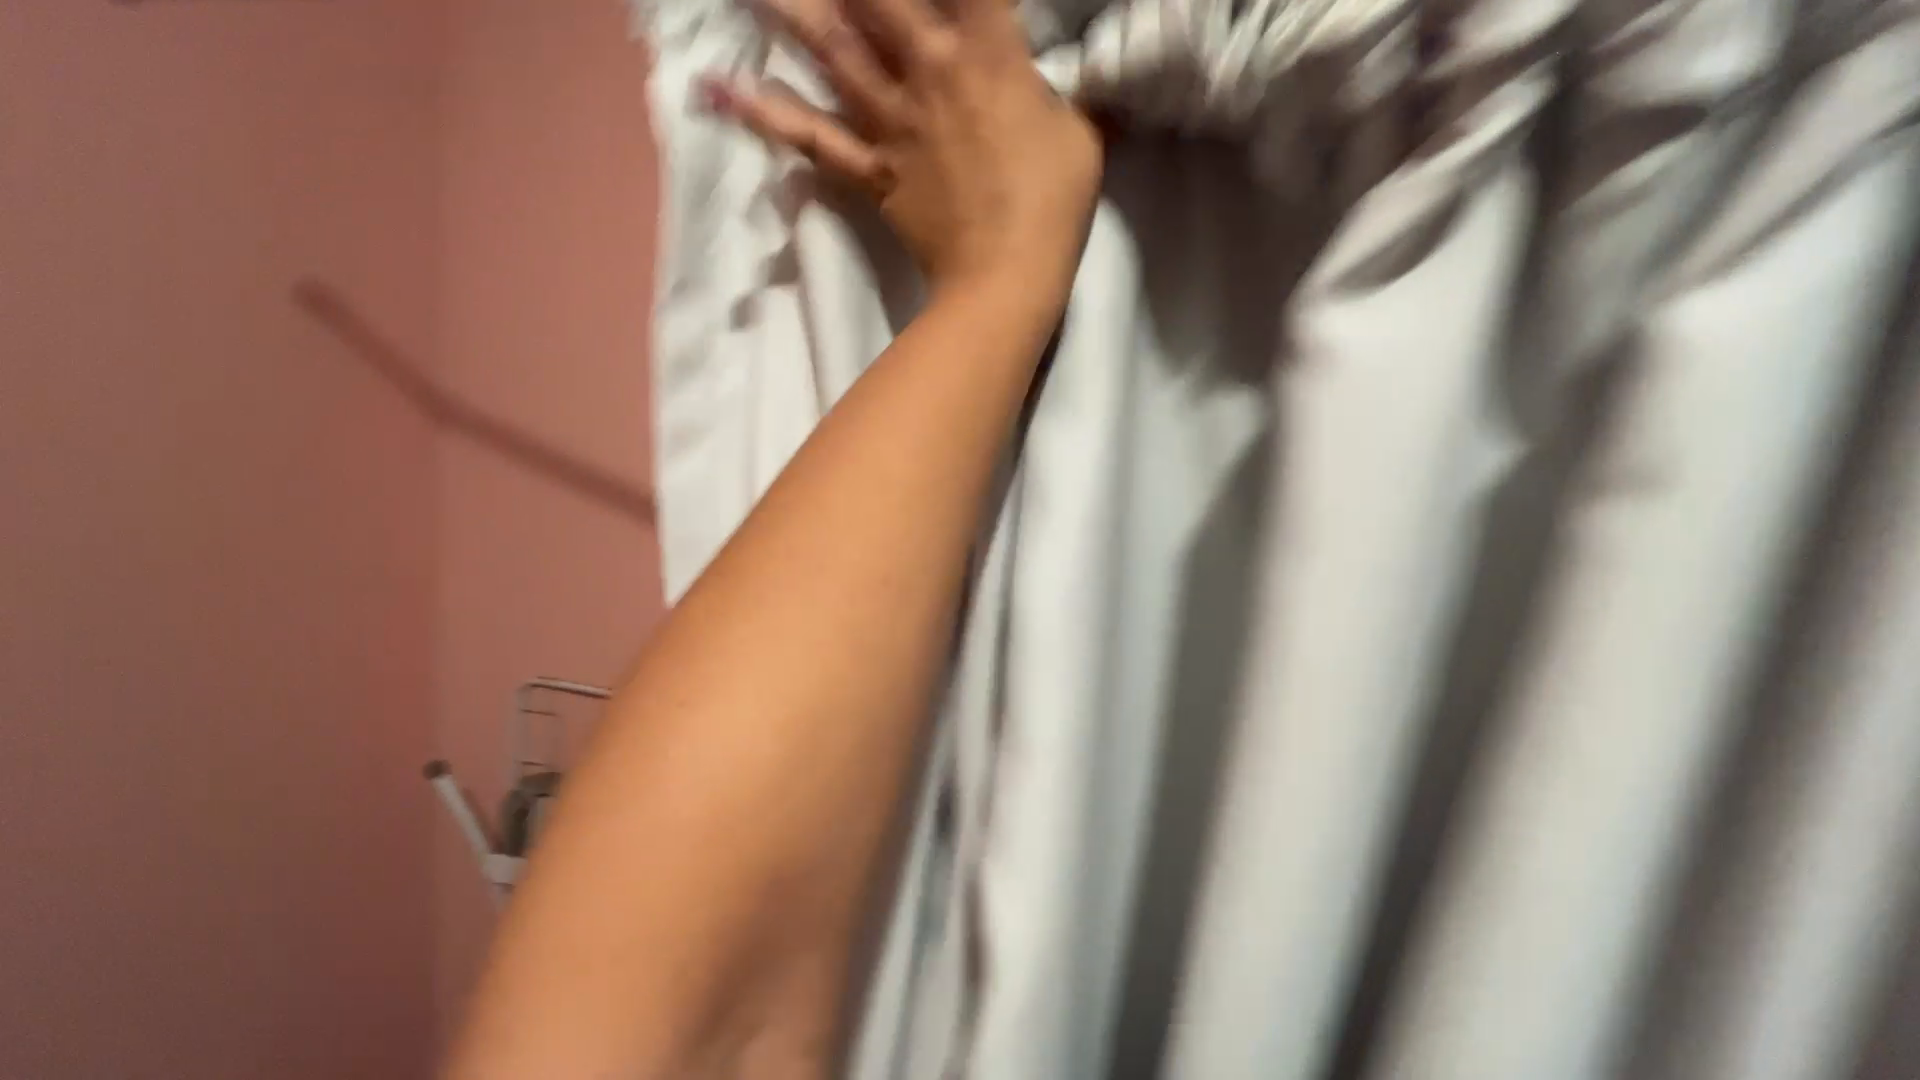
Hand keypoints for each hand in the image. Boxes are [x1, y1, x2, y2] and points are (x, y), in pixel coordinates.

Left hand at [700, 0, 1103, 297]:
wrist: (1006, 277)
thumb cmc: (1052, 204)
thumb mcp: (1080, 135)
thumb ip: (1070, 94)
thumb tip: (1083, 81)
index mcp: (987, 53)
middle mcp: (930, 72)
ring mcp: (892, 122)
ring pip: (832, 51)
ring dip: (790, 11)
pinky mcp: (871, 170)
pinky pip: (812, 138)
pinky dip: (766, 114)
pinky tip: (720, 87)